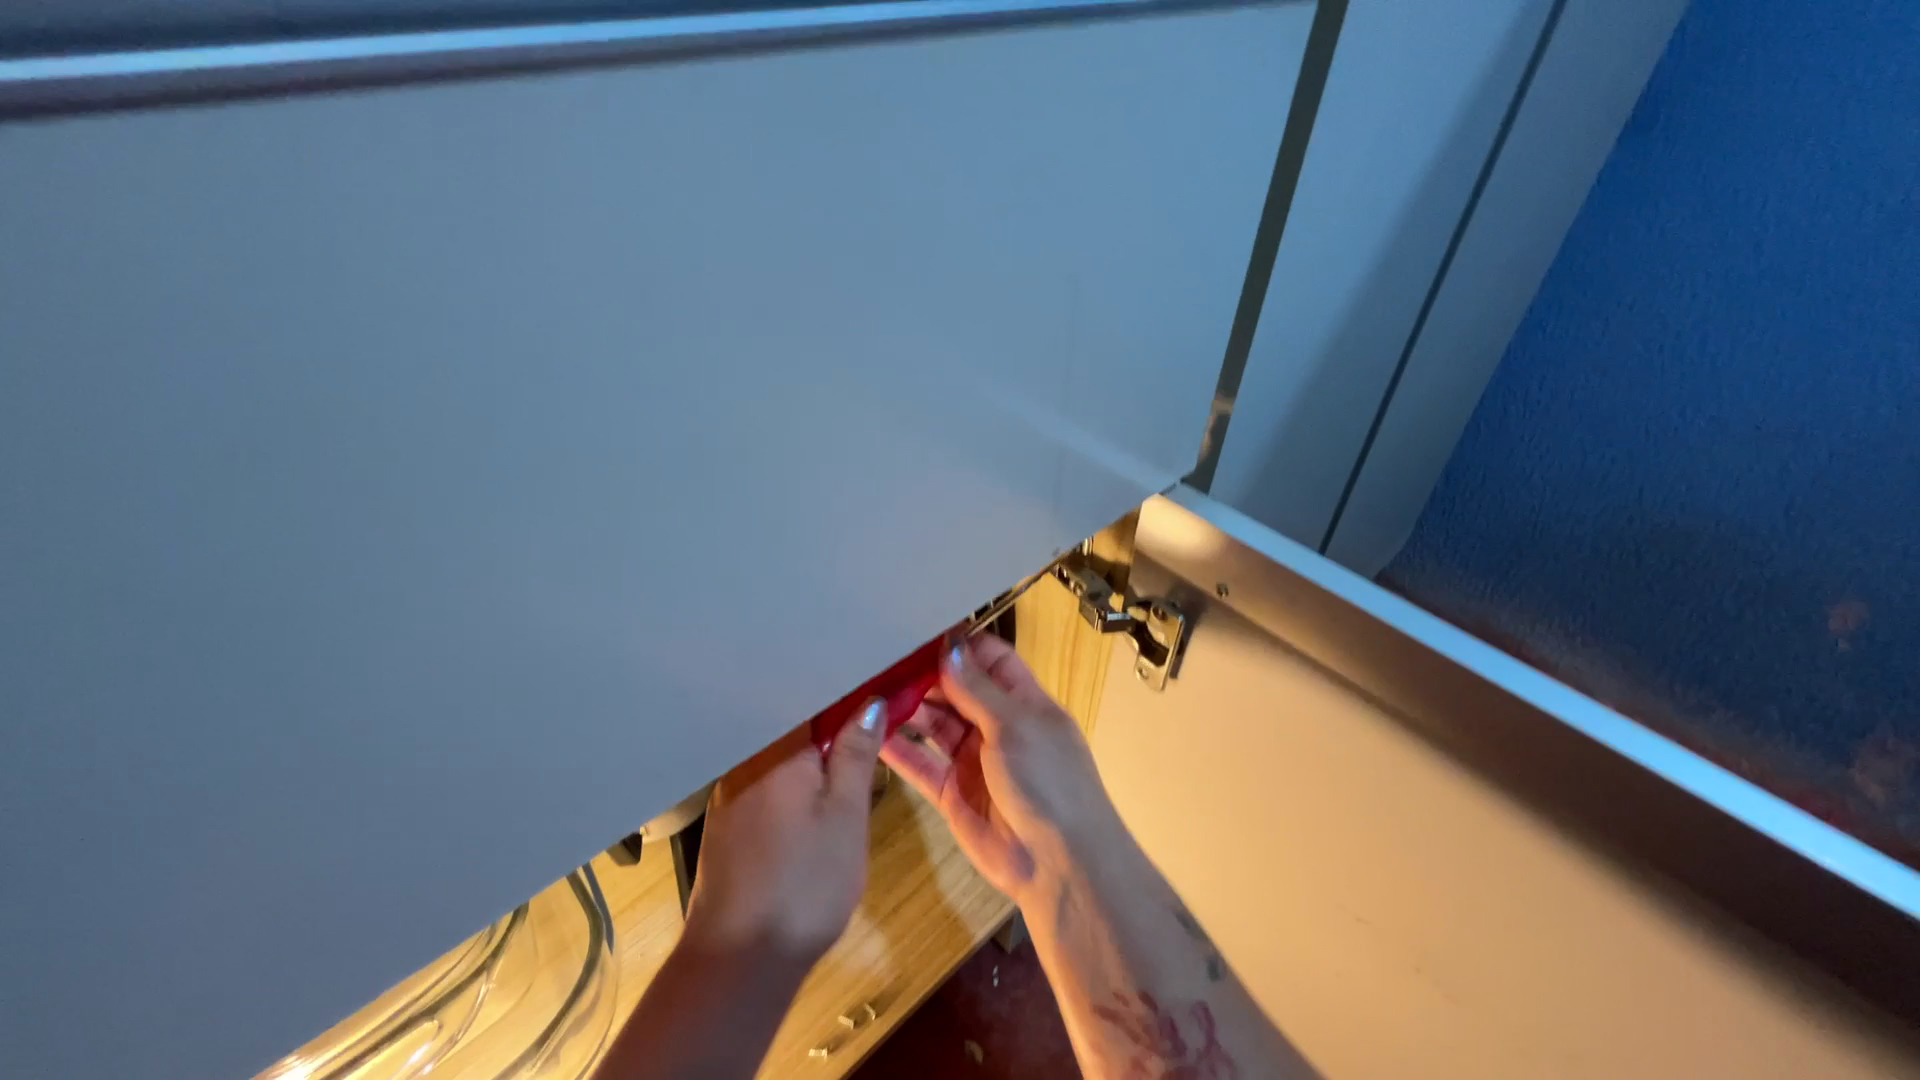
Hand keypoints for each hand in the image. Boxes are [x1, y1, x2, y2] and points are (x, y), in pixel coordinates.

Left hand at [680, 700, 886, 967]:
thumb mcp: (846, 815)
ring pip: (777, 758)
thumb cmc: (806, 882)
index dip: (849, 696)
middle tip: (872, 729)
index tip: (882, 695)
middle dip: (831, 726)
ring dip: (809, 756)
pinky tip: (806, 801)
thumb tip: (871, 701)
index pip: (814, 701)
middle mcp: (746, 763)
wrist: (740, 960)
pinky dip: (789, 783)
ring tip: (846, 760)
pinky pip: (763, 785)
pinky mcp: (725, 826)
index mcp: (778, 752)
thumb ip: (855, 753)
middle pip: (793, 727)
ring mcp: (730, 796)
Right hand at [880, 635, 1121, 903]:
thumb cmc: (1047, 782)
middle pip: (957, 690)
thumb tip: (948, 645)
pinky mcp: (952, 792)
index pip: (991, 660)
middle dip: (925, 675)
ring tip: (868, 688)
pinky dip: (897, 749)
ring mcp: (973, 760)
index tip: (919, 632)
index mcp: (1025, 703)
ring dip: (907, 708)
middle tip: (881, 659)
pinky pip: (920, 764)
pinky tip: (868, 732)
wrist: (1058, 864)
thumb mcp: (1016, 726)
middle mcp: (998, 727)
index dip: (960, 646)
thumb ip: (977, 688)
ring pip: (934, 724)